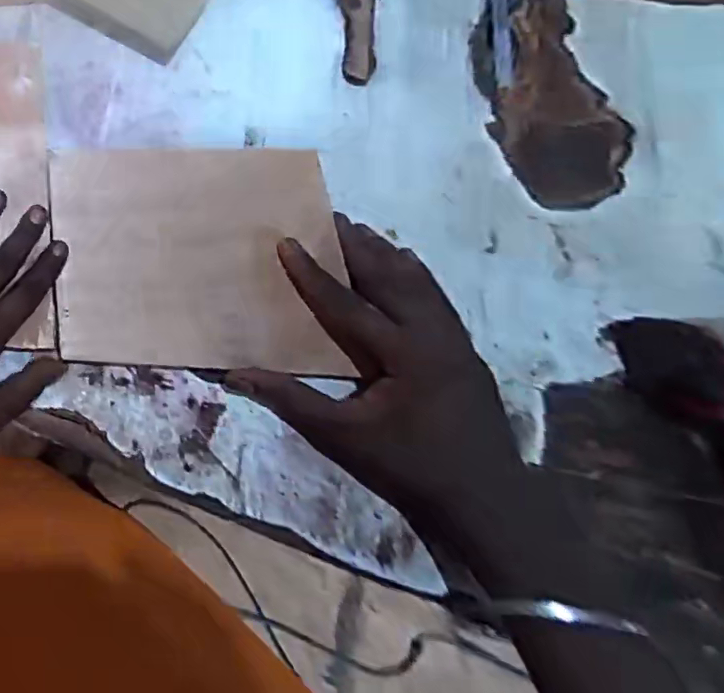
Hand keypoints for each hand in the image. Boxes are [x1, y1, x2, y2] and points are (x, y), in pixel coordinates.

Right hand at [224, 215, 526, 537]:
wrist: (491, 506)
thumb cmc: (409, 468)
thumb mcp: (341, 436)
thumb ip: (288, 399)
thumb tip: (233, 375)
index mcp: (406, 357)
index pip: (350, 305)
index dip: (314, 274)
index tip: (288, 241)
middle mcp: (436, 341)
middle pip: (393, 281)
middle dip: (359, 248)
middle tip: (331, 217)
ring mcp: (457, 347)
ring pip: (421, 287)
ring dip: (389, 256)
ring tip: (362, 230)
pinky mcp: (464, 356)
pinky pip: (438, 302)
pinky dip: (417, 276)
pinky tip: (408, 263)